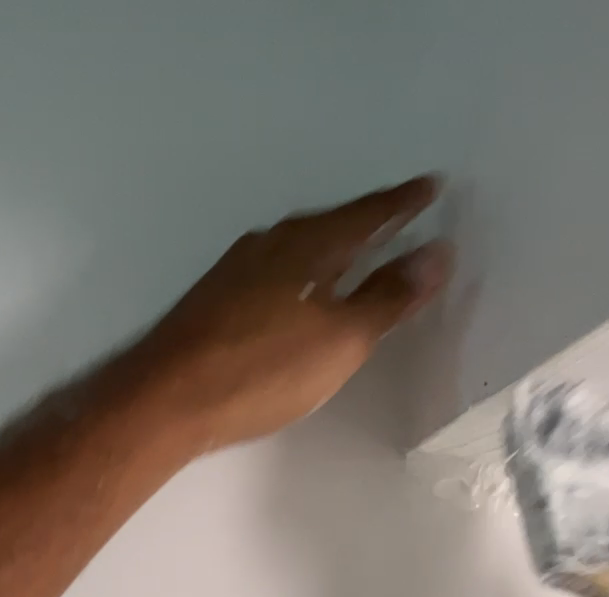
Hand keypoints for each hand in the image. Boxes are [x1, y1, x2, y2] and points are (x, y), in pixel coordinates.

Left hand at [131, 175, 452, 449]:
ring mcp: (239, 269)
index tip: (432, 185)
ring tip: (359, 251)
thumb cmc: (264, 369)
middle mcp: (272, 244)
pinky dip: (305, 270)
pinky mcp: (218, 297)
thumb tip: (438, 253)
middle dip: (369, 220)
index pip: (368, 214)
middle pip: (332, 224)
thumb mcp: (340, 339)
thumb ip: (388, 297)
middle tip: (402, 216)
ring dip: (334, 245)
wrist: (169, 399)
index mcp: (308, 247)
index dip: (404, 204)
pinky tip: (302, 290)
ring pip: (301, 245)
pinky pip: (278, 268)